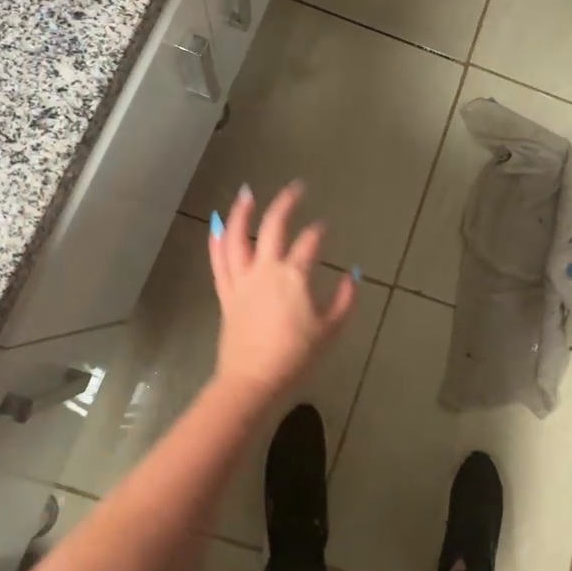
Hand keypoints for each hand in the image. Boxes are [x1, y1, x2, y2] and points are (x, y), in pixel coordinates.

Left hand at [208, 182, 356, 407]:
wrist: (253, 382)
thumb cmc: (295, 358)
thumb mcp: (331, 330)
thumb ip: (345, 300)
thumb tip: (353, 275)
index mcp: (294, 277)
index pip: (310, 242)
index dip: (319, 231)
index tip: (325, 227)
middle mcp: (266, 270)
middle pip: (274, 226)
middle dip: (286, 203)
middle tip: (296, 188)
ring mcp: (242, 280)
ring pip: (238, 238)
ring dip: (242, 213)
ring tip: (247, 193)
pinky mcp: (226, 293)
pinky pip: (219, 262)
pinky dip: (218, 240)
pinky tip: (219, 225)